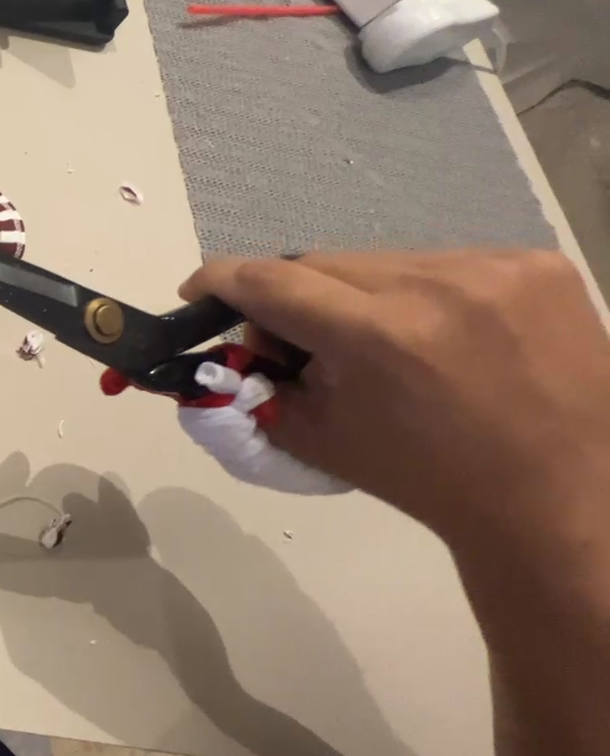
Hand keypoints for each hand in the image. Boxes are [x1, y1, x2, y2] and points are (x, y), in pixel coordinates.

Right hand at [181, 250, 609, 555]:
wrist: (560, 494)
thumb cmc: (419, 474)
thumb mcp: (306, 432)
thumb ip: (251, 380)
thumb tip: (226, 343)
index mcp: (375, 335)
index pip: (265, 280)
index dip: (216, 280)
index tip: (196, 291)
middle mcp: (436, 286)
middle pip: (313, 264)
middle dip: (285, 299)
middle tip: (292, 346)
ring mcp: (494, 268)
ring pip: (368, 261)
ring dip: (345, 294)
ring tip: (369, 344)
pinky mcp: (533, 264)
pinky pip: (429, 261)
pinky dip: (406, 292)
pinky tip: (427, 333)